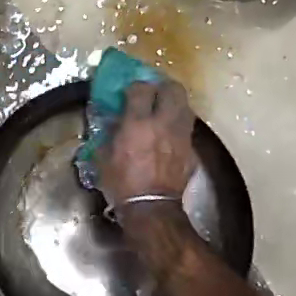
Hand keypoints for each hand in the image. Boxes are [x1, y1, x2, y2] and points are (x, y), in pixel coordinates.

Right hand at [98, 80, 196, 210]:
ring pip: (185, 105)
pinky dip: (177, 125)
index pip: (141, 88)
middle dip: (163, 87)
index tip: (129, 92)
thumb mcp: (104, 157)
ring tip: (163, 111)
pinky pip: (186, 128)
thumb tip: (113, 122)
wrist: (151, 208)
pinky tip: (168, 134)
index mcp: (138, 123)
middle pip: (173, 89)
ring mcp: (181, 135)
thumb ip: (109, 133)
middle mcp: (163, 123)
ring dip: (174, 104)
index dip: (135, 86)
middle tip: (153, 93)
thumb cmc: (121, 183)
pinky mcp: (191, 149)